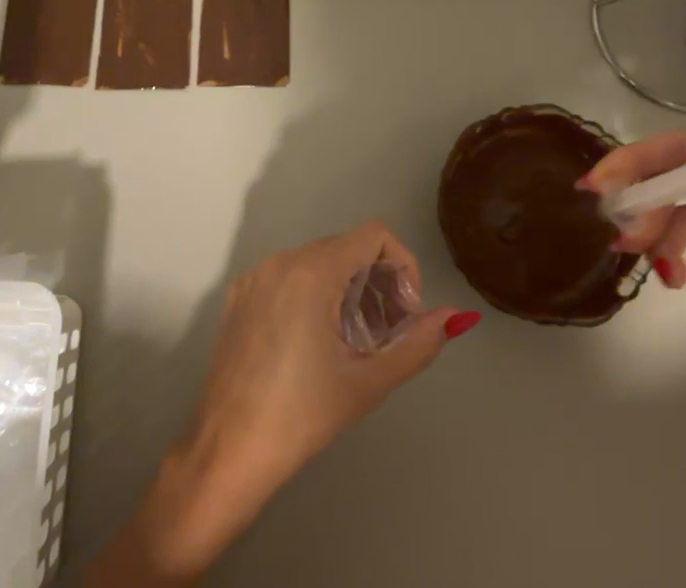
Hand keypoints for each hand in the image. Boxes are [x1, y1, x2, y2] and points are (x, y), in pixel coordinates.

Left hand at [88, 222, 477, 584]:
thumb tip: (456, 317)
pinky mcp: (238, 300)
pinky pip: (289, 279)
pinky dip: (317, 296)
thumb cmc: (302, 414)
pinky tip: (321, 345)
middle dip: (379, 283)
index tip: (408, 312)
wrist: (228, 449)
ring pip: (317, 263)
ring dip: (350, 291)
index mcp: (310, 272)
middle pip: (346, 248)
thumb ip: (418, 343)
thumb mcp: (368, 380)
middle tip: (390, 334)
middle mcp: (279, 262)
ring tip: (358, 344)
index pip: (373, 236)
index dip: (403, 266)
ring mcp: (254, 279)